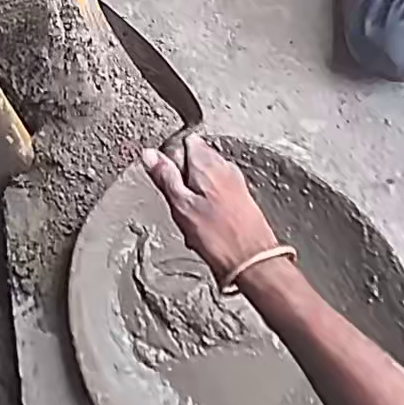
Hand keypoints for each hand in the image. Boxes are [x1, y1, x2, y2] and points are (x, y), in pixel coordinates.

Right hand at [141, 135, 280, 279]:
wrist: (254, 263)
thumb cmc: (218, 237)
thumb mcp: (180, 205)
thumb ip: (165, 176)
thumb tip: (150, 154)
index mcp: (207, 163)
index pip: (185, 141)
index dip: (171, 156)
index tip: (166, 176)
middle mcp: (224, 167)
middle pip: (195, 158)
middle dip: (183, 176)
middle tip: (178, 200)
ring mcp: (235, 182)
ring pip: (205, 177)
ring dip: (194, 192)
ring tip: (192, 216)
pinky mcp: (242, 198)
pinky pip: (217, 191)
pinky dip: (207, 203)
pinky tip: (206, 224)